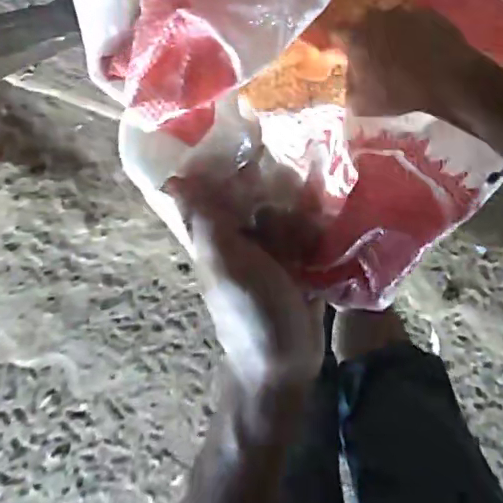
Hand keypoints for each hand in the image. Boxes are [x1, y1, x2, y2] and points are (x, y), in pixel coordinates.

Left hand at [168, 181, 321, 401]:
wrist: (285, 366)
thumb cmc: (250, 312)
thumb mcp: (225, 262)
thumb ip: (204, 221)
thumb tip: (171, 179)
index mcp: (217, 232)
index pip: (220, 183)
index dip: (233, 159)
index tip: (256, 136)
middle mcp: (243, 235)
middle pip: (260, 191)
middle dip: (280, 183)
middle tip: (300, 176)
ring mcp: (273, 249)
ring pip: (288, 208)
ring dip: (303, 207)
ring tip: (316, 210)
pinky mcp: (300, 261)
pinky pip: (309, 230)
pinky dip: (319, 225)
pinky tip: (332, 220)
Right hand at [343, 6, 490, 117]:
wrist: (449, 80)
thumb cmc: (401, 93)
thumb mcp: (363, 102)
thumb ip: (349, 84)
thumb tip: (349, 75)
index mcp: (355, 35)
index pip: (336, 33)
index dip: (339, 43)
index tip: (344, 53)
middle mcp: (375, 15)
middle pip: (363, 19)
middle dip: (365, 32)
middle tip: (373, 50)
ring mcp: (403, 9)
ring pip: (389, 16)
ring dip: (390, 28)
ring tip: (400, 46)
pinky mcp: (427, 10)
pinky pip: (413, 17)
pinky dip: (414, 27)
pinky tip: (422, 43)